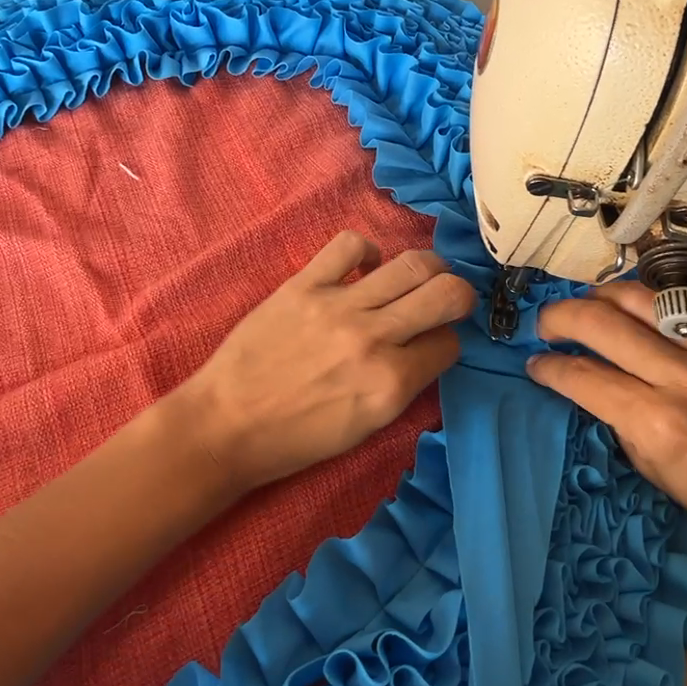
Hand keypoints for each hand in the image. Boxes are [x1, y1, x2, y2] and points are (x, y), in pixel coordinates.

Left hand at [167, 231, 475, 494]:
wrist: (227, 424)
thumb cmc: (295, 439)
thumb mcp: (365, 427)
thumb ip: (402, 385)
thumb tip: (426, 347)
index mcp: (391, 385)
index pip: (448, 345)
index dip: (448, 342)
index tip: (436, 341)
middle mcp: (374, 340)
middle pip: (446, 294)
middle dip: (459, 295)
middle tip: (446, 299)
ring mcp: (338, 307)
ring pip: (411, 264)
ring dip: (427, 268)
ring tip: (417, 276)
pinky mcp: (304, 285)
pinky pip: (349, 245)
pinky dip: (366, 250)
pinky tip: (364, 267)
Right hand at [528, 276, 686, 574]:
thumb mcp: (655, 473)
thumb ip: (617, 420)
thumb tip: (583, 381)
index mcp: (657, 423)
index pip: (581, 375)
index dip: (548, 367)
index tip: (535, 364)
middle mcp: (684, 378)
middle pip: (600, 323)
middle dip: (558, 319)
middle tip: (547, 327)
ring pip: (642, 295)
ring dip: (602, 295)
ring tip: (592, 306)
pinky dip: (675, 276)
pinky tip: (651, 283)